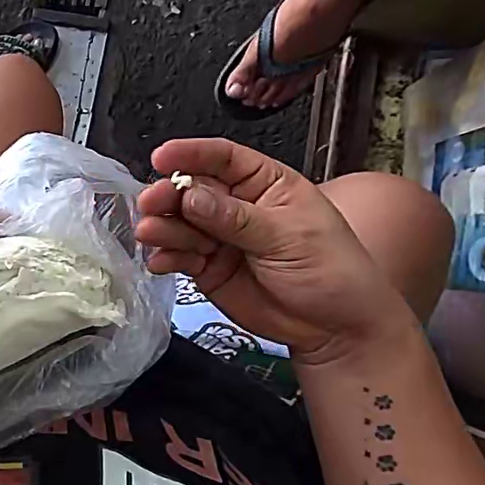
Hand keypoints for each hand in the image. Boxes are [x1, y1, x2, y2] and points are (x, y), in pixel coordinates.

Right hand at [135, 138, 411, 364]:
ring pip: (179, 222)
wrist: (334, 330)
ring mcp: (217, 236)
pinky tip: (160, 261)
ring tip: (150, 234)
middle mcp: (235, 205)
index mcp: (265, 183)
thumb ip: (236, 218)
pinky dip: (165, 256)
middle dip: (168, 194)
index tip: (161, 157)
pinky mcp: (205, 267)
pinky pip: (178, 254)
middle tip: (150, 204)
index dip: (191, 154)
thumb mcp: (288, 236)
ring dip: (162, 227)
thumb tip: (190, 197)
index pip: (223, 158)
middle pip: (191, 189)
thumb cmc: (330, 270)